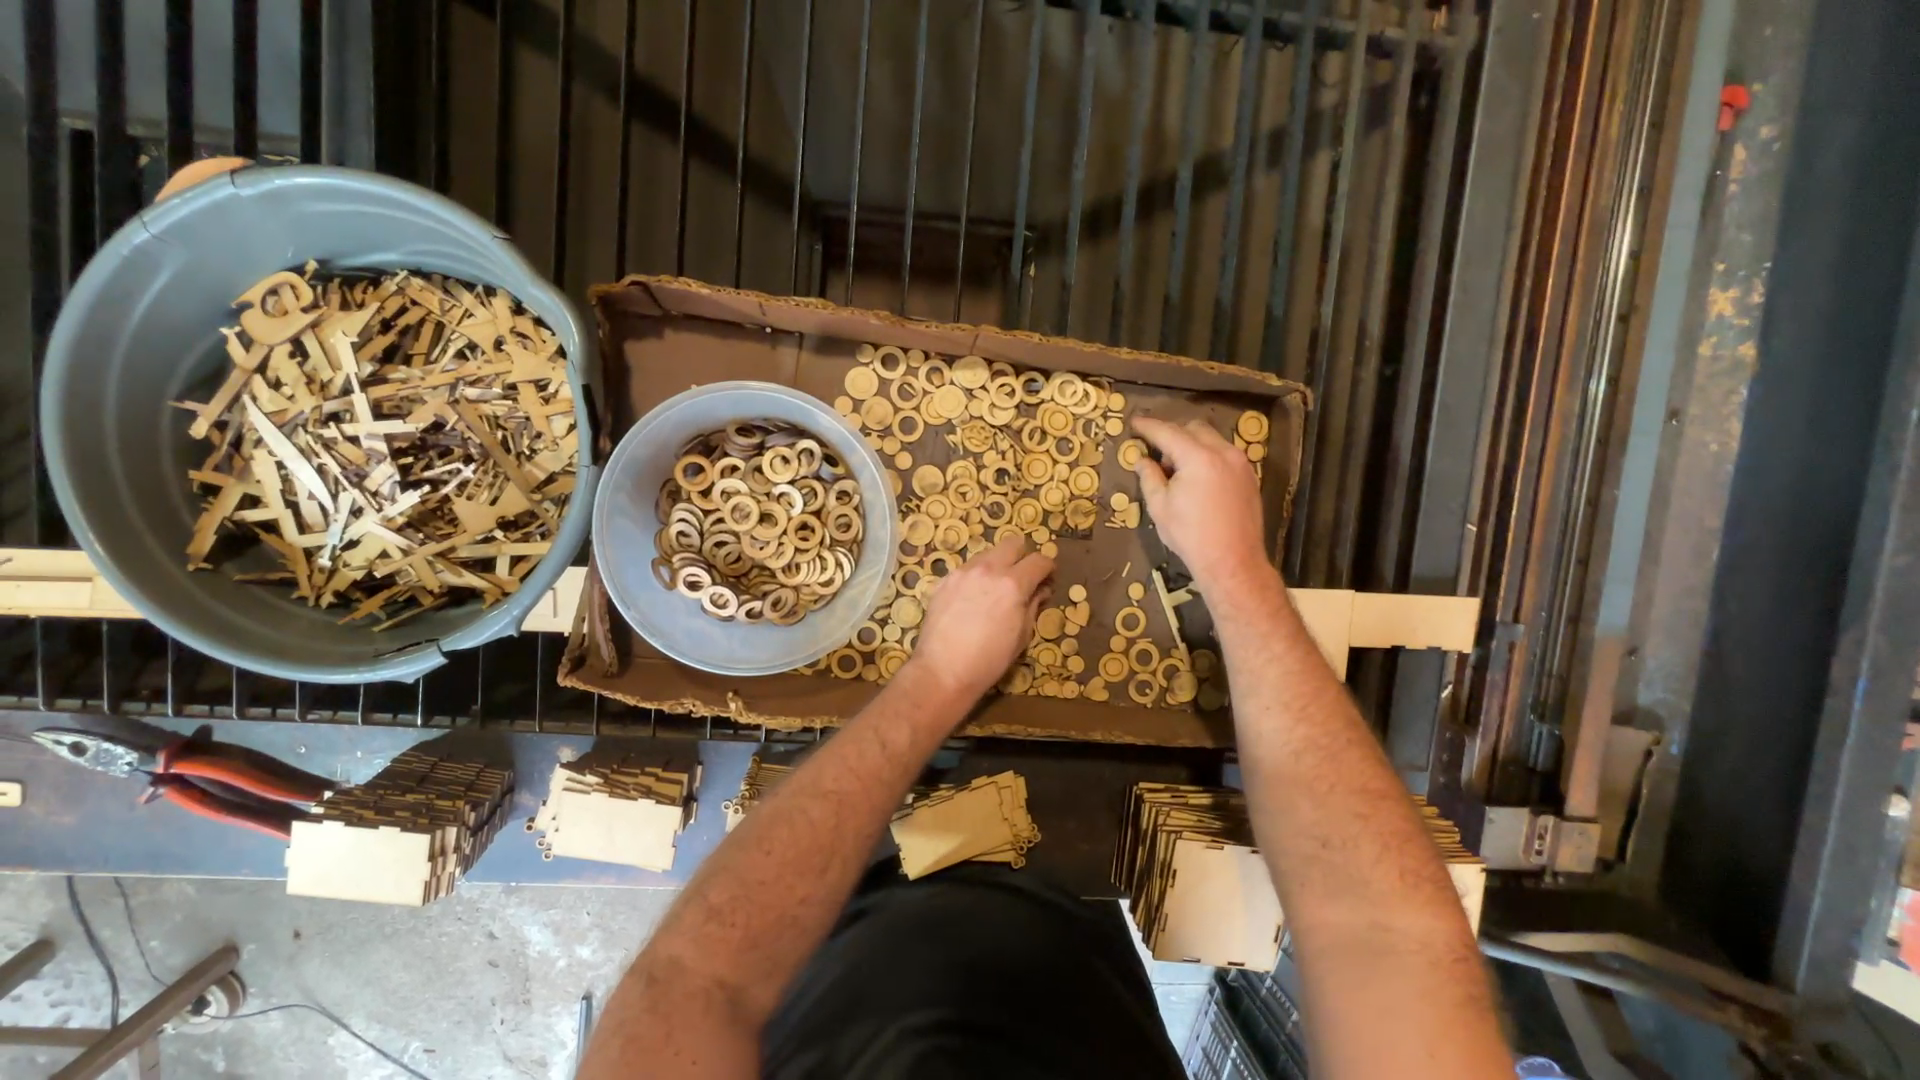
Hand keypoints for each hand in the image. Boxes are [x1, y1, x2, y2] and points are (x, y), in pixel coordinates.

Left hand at [907, 534, 1053, 702]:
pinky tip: (973, 599)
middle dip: (1023, 557)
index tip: (1047, 579)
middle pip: (1013, 544)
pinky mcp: (944, 580)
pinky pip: (967, 568)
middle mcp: (988, 569)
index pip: (1040, 560)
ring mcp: (963, 572)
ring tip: (995, 590)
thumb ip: (1033, 605)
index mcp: (1013, 584)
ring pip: (988, 553)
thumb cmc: (990, 660)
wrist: (943, 671)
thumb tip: (1041, 589)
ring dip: (998, 565)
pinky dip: (977, 576)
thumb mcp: (1022, 635)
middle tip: (1023, 578)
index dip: (1048, 568)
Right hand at [1131, 416, 1269, 589]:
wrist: (1232, 561)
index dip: (1148, 427)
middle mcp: (1223, 453)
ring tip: (1179, 471)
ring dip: (1192, 445)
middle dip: (1173, 435)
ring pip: (1212, 439)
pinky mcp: (1250, 476)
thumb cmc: (1190, 536)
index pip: (1168, 432)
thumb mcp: (1160, 507)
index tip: (1134, 423)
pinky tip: (1199, 480)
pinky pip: (1225, 453)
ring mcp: (1241, 463)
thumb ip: (1149, 477)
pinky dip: (1208, 456)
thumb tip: (1142, 460)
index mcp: (1198, 458)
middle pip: (1194, 428)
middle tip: (1158, 456)